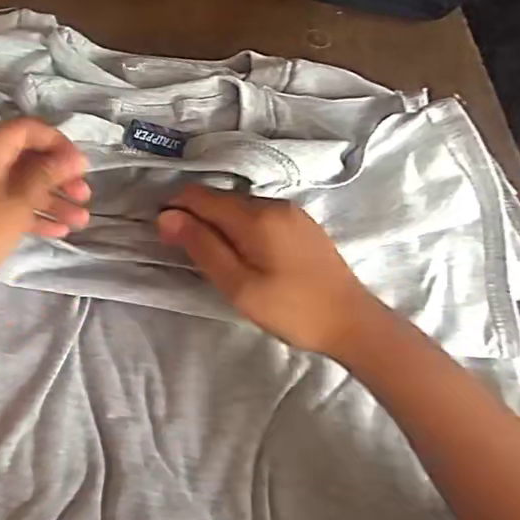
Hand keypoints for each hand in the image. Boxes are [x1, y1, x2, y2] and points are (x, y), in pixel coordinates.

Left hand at [0, 118, 90, 312]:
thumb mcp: (18, 205)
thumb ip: (47, 175)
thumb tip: (74, 156)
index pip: (29, 129)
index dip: (60, 143)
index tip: (82, 167)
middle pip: (23, 156)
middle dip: (57, 177)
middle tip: (84, 197)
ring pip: (14, 180)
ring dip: (47, 198)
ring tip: (79, 221)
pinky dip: (24, 209)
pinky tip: (55, 231)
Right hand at [156, 184, 386, 357]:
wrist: (355, 324)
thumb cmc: (291, 309)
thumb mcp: (237, 284)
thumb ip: (201, 246)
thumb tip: (166, 216)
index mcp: (255, 216)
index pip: (198, 195)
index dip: (174, 209)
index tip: (164, 237)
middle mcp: (272, 204)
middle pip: (217, 199)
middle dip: (194, 217)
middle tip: (187, 254)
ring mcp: (290, 212)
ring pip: (236, 207)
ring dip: (216, 224)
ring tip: (215, 259)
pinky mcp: (300, 224)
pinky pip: (256, 215)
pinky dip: (238, 228)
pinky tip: (242, 255)